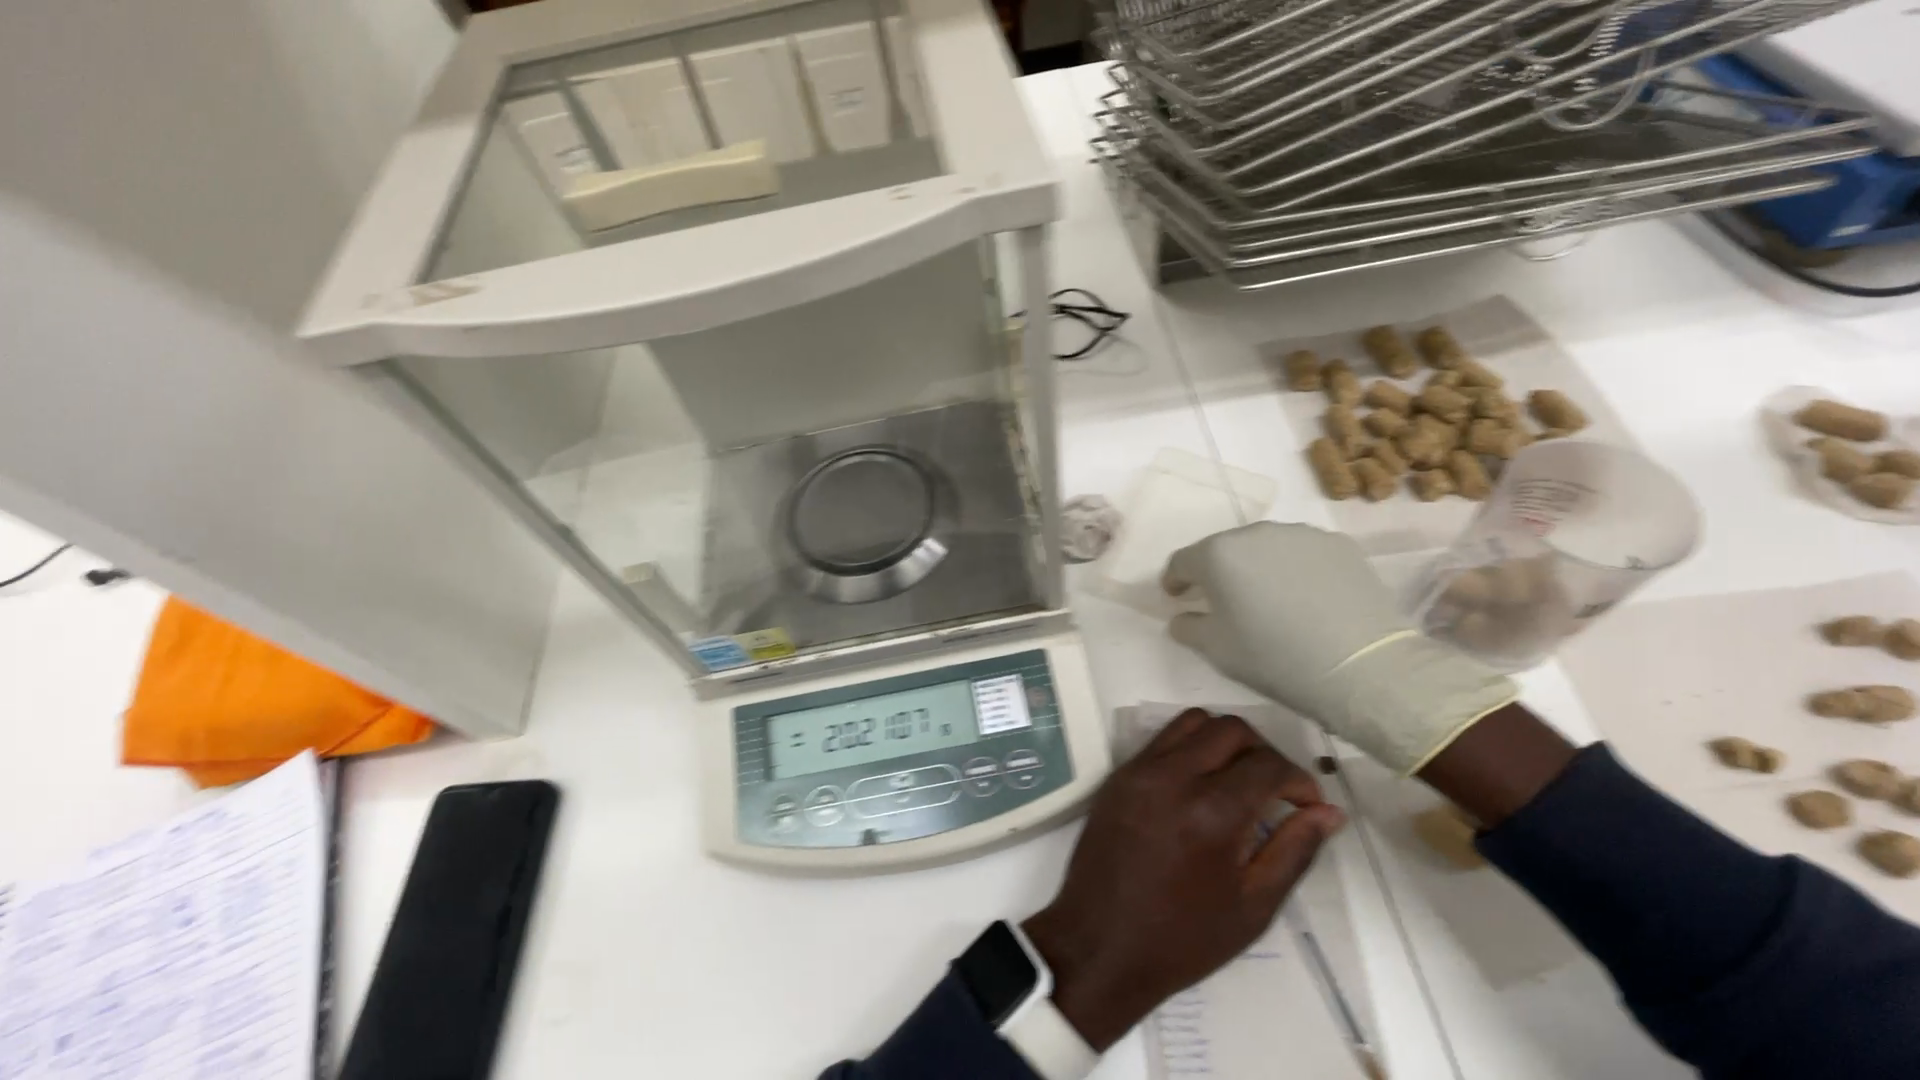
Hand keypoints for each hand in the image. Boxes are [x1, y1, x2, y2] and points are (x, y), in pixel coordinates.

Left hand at [1021, 710, 1344, 1049]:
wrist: (1100, 947)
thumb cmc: (1183, 938)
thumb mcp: (1253, 906)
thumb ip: (1295, 851)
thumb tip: (1329, 812)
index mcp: (1211, 811)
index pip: (1268, 764)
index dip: (1299, 781)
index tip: (1306, 806)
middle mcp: (1173, 777)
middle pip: (1232, 729)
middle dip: (1264, 752)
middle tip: (1274, 790)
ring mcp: (1139, 772)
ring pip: (1193, 722)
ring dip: (1224, 741)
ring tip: (1237, 780)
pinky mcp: (1118, 777)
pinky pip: (1160, 739)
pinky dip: (1189, 747)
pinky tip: (1199, 785)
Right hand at [1162, 522, 1516, 774]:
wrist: (1360, 665)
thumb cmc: (1274, 657)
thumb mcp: (1217, 650)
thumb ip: (1188, 627)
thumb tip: (1182, 616)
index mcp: (1219, 554)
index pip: (1183, 561)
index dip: (1175, 580)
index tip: (1177, 597)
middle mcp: (1257, 533)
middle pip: (1226, 549)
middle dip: (1219, 572)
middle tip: (1224, 602)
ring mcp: (1302, 535)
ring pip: (1267, 548)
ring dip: (1259, 568)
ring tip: (1269, 600)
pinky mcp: (1340, 546)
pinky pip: (1303, 555)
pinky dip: (1296, 571)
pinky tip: (1306, 600)